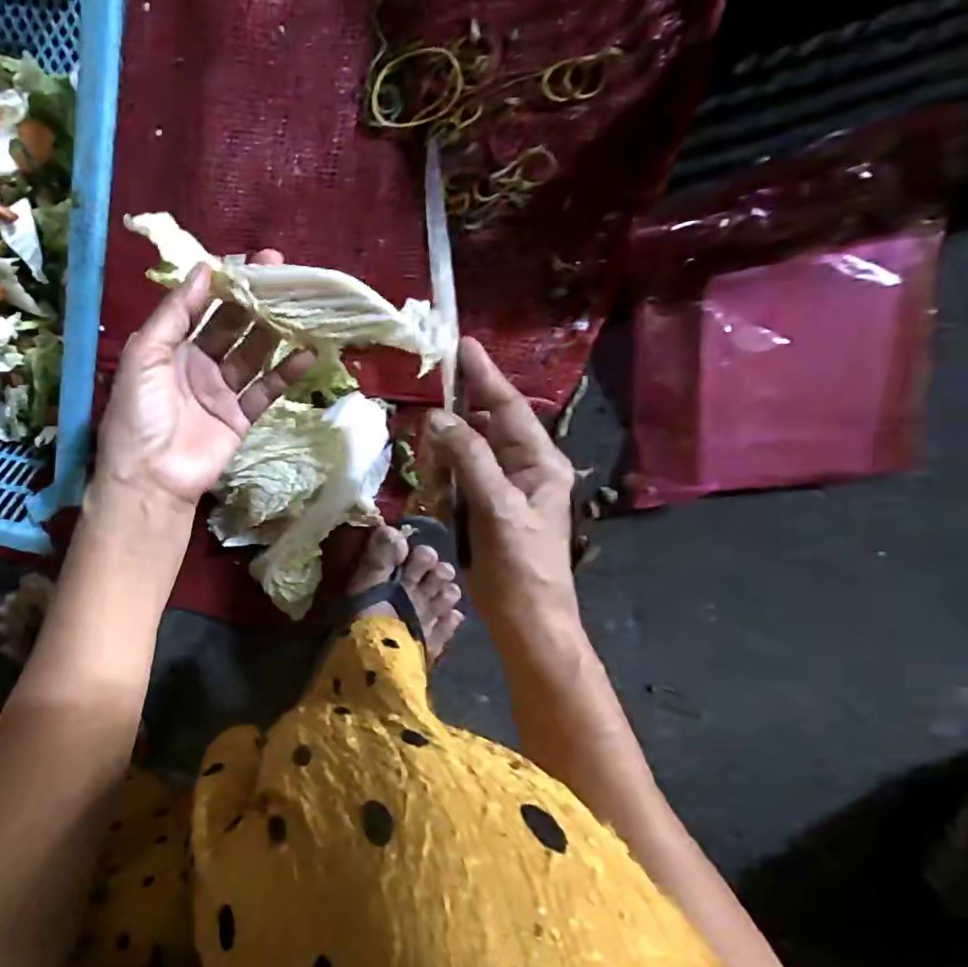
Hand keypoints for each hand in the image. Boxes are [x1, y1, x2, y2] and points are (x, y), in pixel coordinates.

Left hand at [96, 254, 313, 509]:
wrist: (151, 476)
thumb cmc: (139, 412)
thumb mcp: (145, 354)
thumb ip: (175, 312)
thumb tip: (204, 268)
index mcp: (172, 346)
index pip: (204, 306)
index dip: (228, 284)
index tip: (255, 263)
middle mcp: (199, 363)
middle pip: (234, 326)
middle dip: (257, 302)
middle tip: (286, 279)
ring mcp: (222, 391)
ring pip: (254, 354)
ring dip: (275, 332)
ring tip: (301, 309)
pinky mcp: (242, 417)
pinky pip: (267, 389)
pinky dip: (286, 372)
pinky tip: (306, 354)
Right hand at [425, 337, 577, 636]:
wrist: (527, 622)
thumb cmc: (522, 567)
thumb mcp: (498, 509)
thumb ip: (470, 459)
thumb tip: (439, 419)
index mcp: (539, 462)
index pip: (508, 407)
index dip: (484, 375)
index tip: (462, 344)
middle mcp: (524, 468)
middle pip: (483, 427)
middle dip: (454, 427)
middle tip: (429, 432)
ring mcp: (504, 488)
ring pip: (467, 452)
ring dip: (445, 459)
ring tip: (434, 478)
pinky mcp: (487, 508)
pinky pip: (460, 479)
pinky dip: (445, 482)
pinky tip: (439, 497)